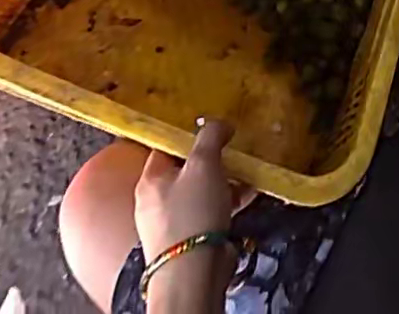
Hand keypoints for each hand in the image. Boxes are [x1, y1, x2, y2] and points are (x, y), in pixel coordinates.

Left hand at [135, 120, 242, 307]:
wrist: (194, 275)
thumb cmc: (193, 211)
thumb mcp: (203, 163)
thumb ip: (211, 135)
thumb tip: (220, 123)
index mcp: (150, 179)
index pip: (167, 145)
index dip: (190, 134)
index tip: (214, 129)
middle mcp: (156, 201)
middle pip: (186, 168)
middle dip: (213, 158)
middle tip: (232, 150)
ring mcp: (172, 223)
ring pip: (201, 190)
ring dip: (225, 180)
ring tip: (247, 173)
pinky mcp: (191, 240)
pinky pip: (209, 211)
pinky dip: (227, 201)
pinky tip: (248, 194)